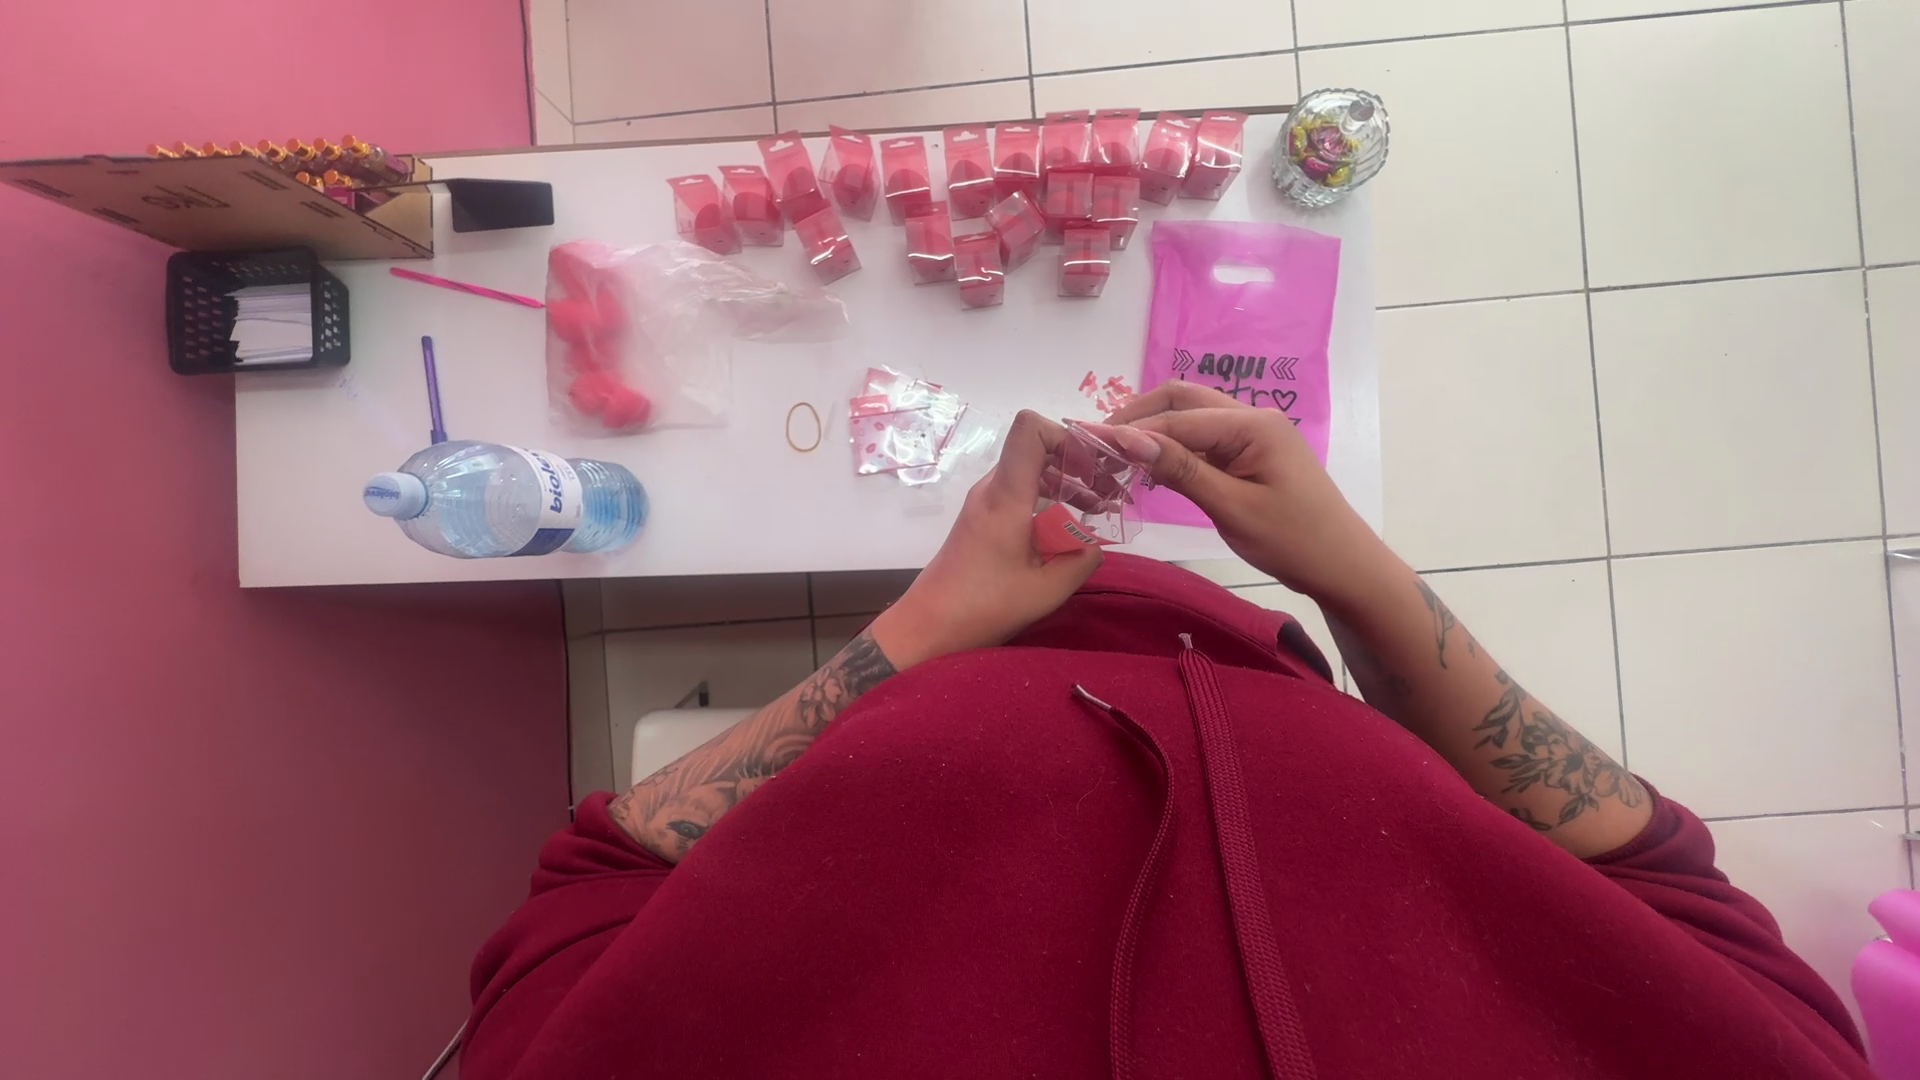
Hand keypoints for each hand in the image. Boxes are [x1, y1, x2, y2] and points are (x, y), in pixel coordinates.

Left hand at [871, 410, 1102, 667]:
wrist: (930, 625)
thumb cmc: (985, 606)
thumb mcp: (1047, 590)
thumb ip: (1082, 560)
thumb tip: (1095, 545)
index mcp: (1006, 495)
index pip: (1029, 429)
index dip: (1067, 436)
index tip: (1093, 469)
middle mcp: (992, 489)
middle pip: (1036, 449)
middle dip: (1077, 464)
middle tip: (1108, 493)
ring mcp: (984, 502)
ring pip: (1030, 472)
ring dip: (1065, 485)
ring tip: (1096, 512)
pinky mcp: (981, 519)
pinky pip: (1019, 493)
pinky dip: (1047, 501)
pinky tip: (1067, 530)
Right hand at [1102, 382, 1385, 605]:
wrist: (1343, 567)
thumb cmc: (1292, 540)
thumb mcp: (1231, 507)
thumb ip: (1181, 469)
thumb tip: (1129, 440)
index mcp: (1252, 425)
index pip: (1177, 419)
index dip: (1130, 430)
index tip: (1086, 440)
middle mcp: (1252, 417)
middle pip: (1183, 400)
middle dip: (1139, 414)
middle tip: (1099, 439)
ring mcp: (1254, 434)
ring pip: (1193, 416)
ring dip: (1155, 427)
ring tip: (1117, 450)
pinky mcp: (1252, 454)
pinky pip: (1204, 438)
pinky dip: (1174, 445)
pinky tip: (1153, 465)